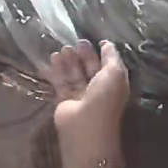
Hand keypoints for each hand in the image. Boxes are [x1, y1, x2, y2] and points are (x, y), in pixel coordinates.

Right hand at [46, 41, 128, 167]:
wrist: (85, 128)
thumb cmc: (104, 99)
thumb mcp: (115, 73)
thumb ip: (111, 57)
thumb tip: (107, 44)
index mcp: (114, 84)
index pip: (108, 65)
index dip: (102, 52)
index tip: (94, 40)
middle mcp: (98, 90)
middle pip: (89, 68)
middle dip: (83, 55)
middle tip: (75, 43)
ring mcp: (81, 96)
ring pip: (74, 74)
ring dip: (68, 61)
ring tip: (62, 49)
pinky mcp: (64, 100)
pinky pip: (60, 82)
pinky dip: (56, 71)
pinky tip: (52, 59)